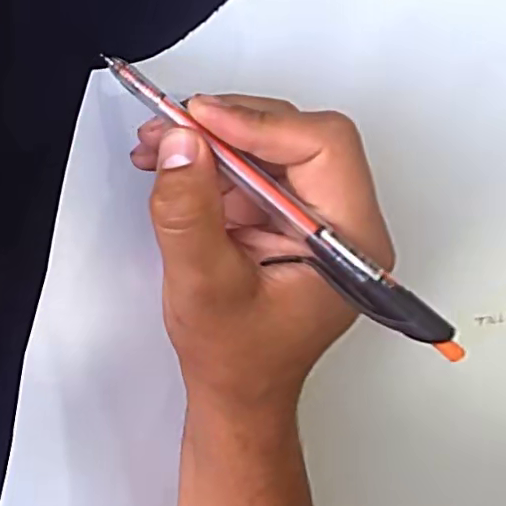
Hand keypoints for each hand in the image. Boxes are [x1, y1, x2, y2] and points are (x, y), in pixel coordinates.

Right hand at [130, 97, 394, 413]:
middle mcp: (335, 218)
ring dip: (206, 136)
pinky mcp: (274, 211)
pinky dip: (202, 156)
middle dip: (225, 123)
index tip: (200, 119)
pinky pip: (242, 163)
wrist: (235, 387)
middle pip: (292, 134)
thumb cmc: (237, 355)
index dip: (258, 123)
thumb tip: (181, 143)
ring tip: (158, 144)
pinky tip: (168, 163)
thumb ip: (188, 211)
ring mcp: (304, 213)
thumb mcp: (203, 283)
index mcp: (348, 239)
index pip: (321, 146)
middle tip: (173, 125)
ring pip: (263, 142)